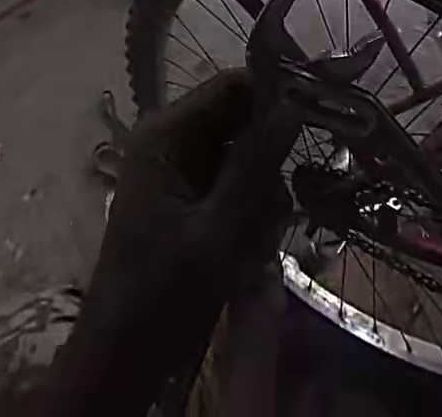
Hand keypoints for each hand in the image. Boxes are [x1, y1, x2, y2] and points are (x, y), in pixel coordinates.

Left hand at [45, 71, 298, 415]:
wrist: (124, 355)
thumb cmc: (164, 292)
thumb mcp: (219, 228)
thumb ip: (256, 163)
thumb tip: (293, 104)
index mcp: (165, 133)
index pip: (229, 86)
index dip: (273, 90)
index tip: (317, 107)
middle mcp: (170, 138)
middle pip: (238, 117)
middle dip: (270, 147)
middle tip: (295, 181)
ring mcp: (179, 166)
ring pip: (242, 149)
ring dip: (263, 182)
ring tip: (267, 225)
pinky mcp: (189, 192)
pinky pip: (233, 176)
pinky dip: (251, 200)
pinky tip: (257, 236)